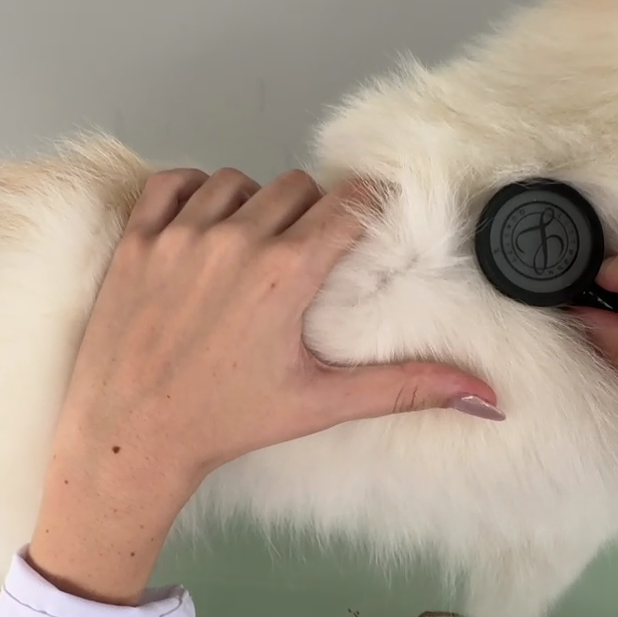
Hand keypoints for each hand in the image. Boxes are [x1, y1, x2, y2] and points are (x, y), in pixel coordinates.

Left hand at [28, 168, 501, 604]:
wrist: (129, 436)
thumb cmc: (221, 423)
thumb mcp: (317, 402)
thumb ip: (402, 386)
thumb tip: (488, 398)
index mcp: (285, 273)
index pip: (348, 201)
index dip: (363, 208)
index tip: (360, 225)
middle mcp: (233, 240)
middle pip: (295, 186)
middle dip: (309, 212)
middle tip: (301, 253)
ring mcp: (177, 235)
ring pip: (236, 180)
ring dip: (252, 202)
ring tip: (249, 245)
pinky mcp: (135, 241)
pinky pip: (171, 182)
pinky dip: (191, 191)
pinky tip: (199, 224)